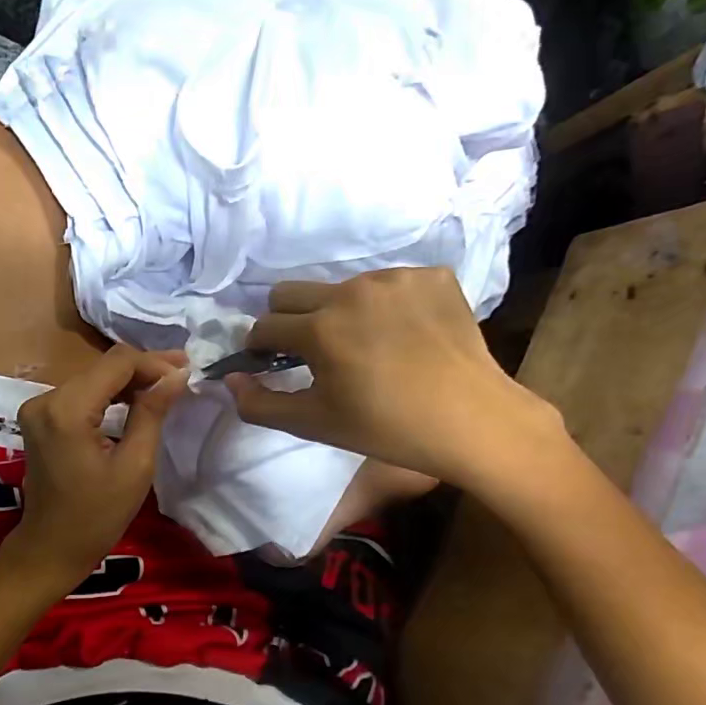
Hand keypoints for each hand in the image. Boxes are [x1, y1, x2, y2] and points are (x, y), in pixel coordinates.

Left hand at [0, 345, 188, 593]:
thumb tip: (177, 375)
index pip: (116, 363)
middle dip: (143, 370)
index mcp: (67, 410)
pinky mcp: (40, 416)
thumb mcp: (135, 465)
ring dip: (128, 381)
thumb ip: (153, 412)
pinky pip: (80, 392)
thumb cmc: (97, 515)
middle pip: (103, 366)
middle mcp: (46, 398)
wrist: (51, 547)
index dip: (153, 363)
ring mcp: (38, 406)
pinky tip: (136, 400)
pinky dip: (109, 394)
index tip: (185, 373)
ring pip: (93, 377)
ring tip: (166, 386)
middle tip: (181, 377)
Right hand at [225, 267, 561, 492]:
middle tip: (314, 351)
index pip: (265, 325)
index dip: (260, 347)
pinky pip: (388, 283)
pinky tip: (407, 334)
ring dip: (340, 312)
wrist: (475, 422)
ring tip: (370, 345)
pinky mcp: (431, 276)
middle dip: (289, 320)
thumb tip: (230, 379)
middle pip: (290, 292)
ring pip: (340, 287)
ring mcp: (395, 278)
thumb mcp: (315, 424)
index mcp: (320, 328)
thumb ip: (259, 404)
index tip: (274, 363)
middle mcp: (351, 291)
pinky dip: (387, 305)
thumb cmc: (387, 428)